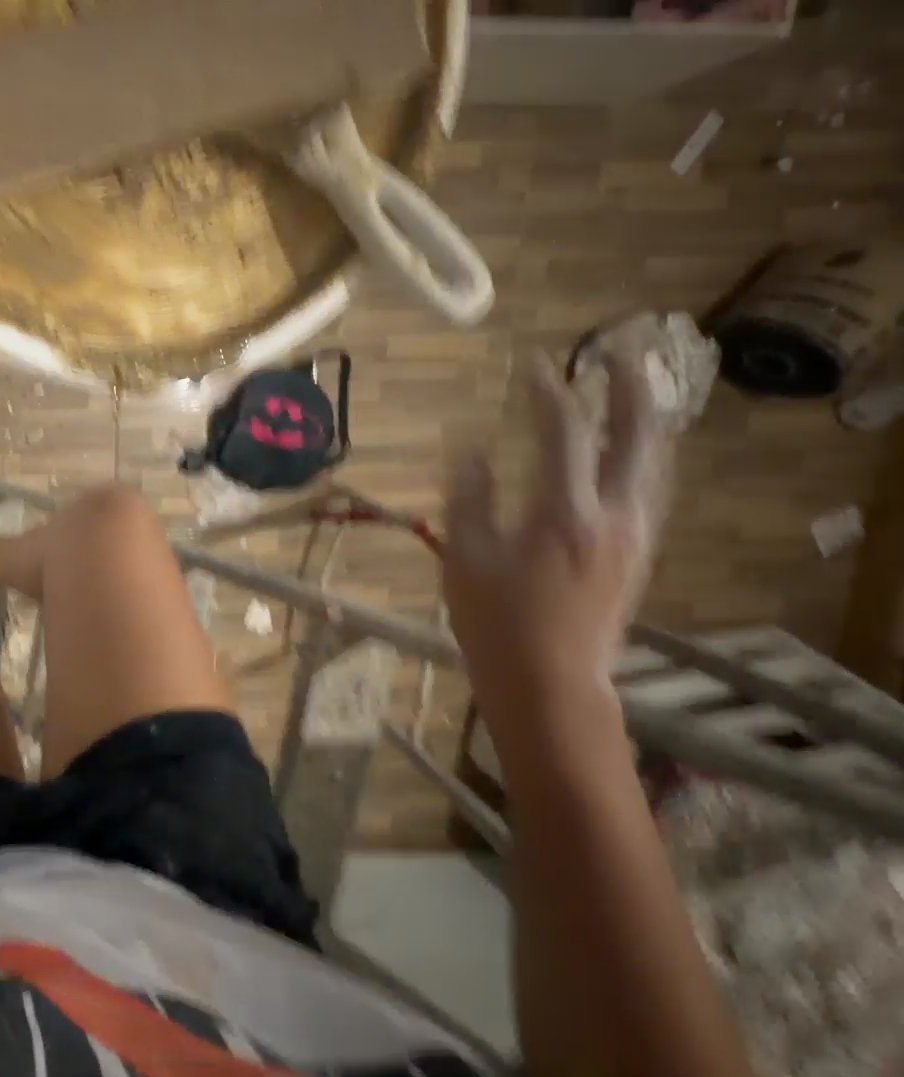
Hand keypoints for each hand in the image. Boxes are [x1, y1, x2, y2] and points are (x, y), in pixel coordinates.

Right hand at [442, 350, 667, 706]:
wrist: (550, 680)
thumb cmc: (495, 622)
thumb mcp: (463, 559)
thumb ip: (469, 498)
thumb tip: (470, 450)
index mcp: (564, 513)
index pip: (563, 433)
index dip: (547, 393)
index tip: (532, 363)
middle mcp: (613, 514)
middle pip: (638, 435)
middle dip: (629, 389)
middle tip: (615, 355)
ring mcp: (634, 534)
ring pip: (655, 460)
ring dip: (645, 418)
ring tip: (631, 392)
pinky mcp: (638, 553)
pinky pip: (650, 487)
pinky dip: (642, 455)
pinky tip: (627, 453)